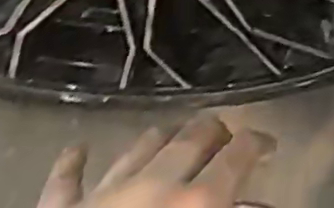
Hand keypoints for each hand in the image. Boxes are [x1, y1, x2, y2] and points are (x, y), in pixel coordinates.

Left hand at [37, 116, 272, 207]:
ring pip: (145, 142)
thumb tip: (259, 206)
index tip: (268, 150)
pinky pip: (64, 183)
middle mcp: (157, 183)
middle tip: (226, 144)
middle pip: (198, 132)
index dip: (260, 143)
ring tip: (175, 141)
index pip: (243, 150)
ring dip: (165, 138)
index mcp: (198, 201)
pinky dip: (72, 164)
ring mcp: (104, 194)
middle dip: (217, 132)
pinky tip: (76, 150)